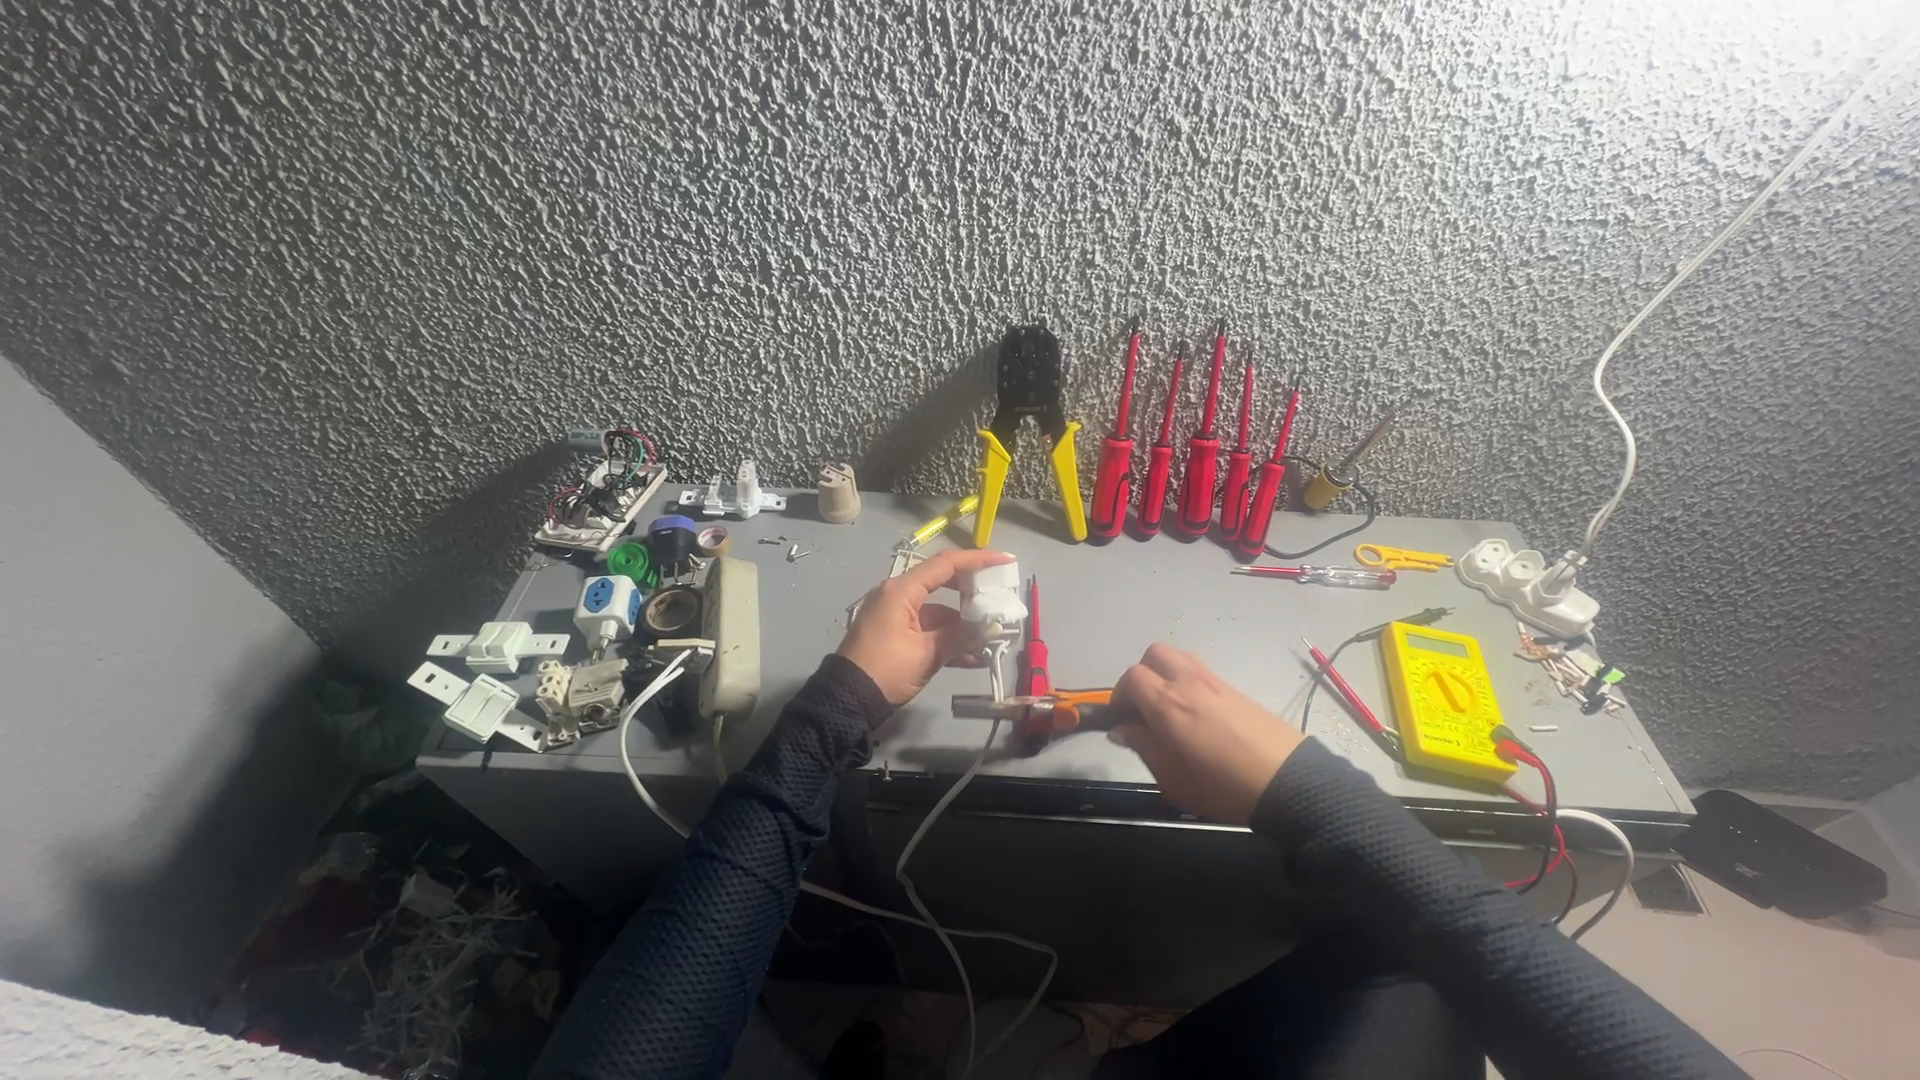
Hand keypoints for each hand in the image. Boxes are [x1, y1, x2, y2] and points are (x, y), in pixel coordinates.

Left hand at [837, 548, 1015, 709]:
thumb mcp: (926, 653)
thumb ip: (959, 636)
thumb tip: (987, 628)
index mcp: (901, 590)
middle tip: (998, 599)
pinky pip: (928, 630)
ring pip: (938, 612)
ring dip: (962, 625)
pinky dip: (948, 640)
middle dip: (972, 593)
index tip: (1005, 560)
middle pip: (942, 584)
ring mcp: (896, 616)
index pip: (945, 565)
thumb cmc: (886, 669)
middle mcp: (898, 596)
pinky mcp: (896, 635)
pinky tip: (972, 658)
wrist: (847, 700)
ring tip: (989, 640)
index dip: (978, 559)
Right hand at [1109, 644, 1305, 824]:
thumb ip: (1143, 748)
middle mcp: (1188, 682)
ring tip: (1169, 707)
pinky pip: (1200, 670)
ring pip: (1178, 656)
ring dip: (1165, 673)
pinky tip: (1196, 713)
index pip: (1131, 677)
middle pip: (1154, 654)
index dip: (1120, 695)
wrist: (1287, 782)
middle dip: (1142, 675)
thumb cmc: (1222, 787)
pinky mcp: (1234, 688)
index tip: (1122, 720)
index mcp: (1167, 704)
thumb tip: (1122, 729)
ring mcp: (1214, 681)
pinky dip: (1188, 681)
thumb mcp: (1173, 780)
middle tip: (1143, 707)